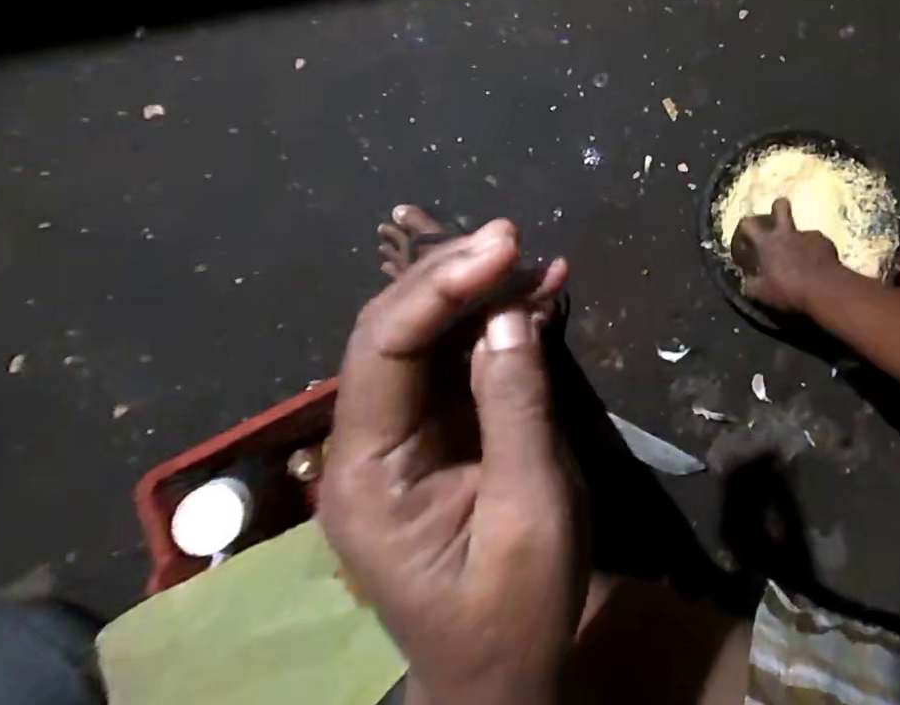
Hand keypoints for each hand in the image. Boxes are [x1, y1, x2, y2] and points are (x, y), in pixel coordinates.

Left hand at [321, 220, 580, 704]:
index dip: (438, 288)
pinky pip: (454, 358)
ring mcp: (397, 430)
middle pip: (394, 328)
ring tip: (530, 261)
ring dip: (476, 292)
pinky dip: (493, 323)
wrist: (502, 680)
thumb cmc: (512, 619)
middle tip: (512, 238)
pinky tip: (533, 296)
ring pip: (424, 334)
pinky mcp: (432, 427)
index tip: (501, 248)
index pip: (384, 348)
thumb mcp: (532, 520)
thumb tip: (509, 314)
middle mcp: (366, 438)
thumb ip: (517, 411)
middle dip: (452, 276)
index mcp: (366, 471)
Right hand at [729, 197, 845, 310]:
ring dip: (800, 240)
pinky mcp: (827, 244)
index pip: (747, 224)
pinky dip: (816, 252)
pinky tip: (818, 265)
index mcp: (765, 243)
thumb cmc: (787, 289)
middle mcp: (786, 234)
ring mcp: (808, 236)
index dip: (744, 229)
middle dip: (778, 207)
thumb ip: (751, 283)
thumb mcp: (760, 292)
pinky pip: (818, 243)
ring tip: (802, 256)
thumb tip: (747, 280)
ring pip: (802, 230)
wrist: (826, 290)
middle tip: (778, 216)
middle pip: (780, 207)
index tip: (745, 240)